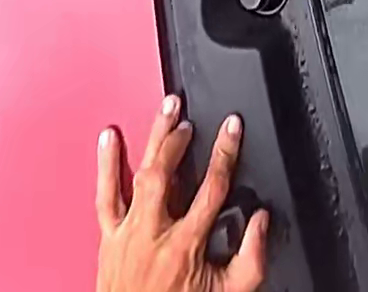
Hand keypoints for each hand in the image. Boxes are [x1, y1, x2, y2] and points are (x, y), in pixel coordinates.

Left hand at [96, 96, 270, 291]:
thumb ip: (252, 259)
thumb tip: (262, 220)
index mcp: (184, 247)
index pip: (211, 186)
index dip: (225, 151)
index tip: (232, 125)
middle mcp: (152, 235)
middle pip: (165, 172)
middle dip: (179, 139)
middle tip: (190, 118)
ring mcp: (127, 235)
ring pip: (138, 175)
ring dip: (153, 138)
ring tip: (164, 109)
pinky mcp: (109, 240)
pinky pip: (105, 196)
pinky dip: (106, 165)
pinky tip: (109, 137)